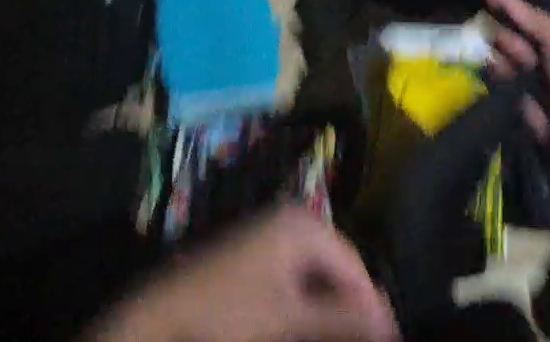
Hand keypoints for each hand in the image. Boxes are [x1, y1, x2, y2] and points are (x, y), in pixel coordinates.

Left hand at [87, 207, 396, 341]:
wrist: (159, 316)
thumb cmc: (228, 314)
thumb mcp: (290, 320)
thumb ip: (341, 320)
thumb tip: (390, 324)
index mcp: (302, 225)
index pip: (354, 264)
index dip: (371, 303)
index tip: (388, 336)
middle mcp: (291, 219)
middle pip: (338, 265)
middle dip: (351, 303)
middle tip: (368, 337)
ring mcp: (272, 233)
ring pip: (318, 272)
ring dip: (331, 305)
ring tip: (343, 334)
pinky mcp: (258, 253)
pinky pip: (298, 273)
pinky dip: (309, 299)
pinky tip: (311, 324)